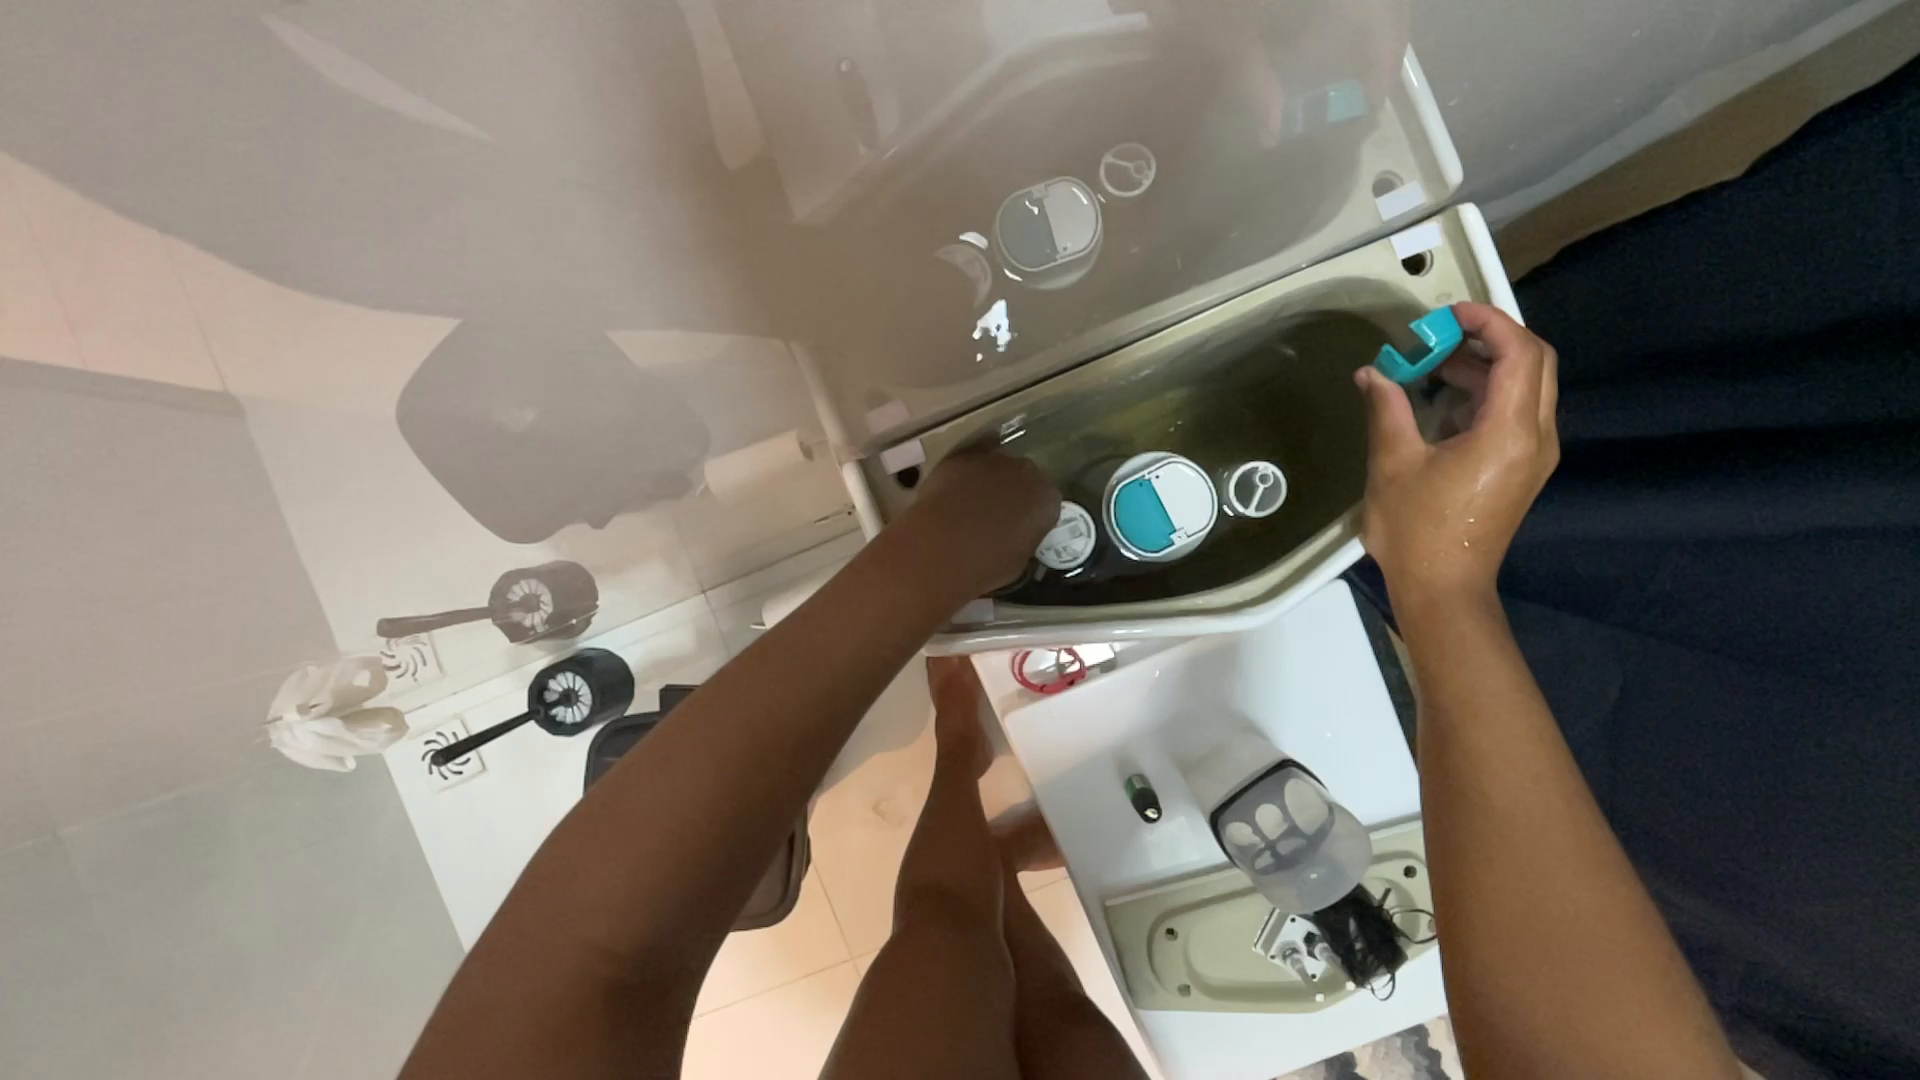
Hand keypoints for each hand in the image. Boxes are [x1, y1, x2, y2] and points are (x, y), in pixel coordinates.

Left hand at [897, 450, 1060, 596]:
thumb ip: (1023, 537)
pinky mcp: (963, 455)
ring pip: (996, 465)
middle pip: (1023, 477)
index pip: (1045, 502)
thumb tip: (1013, 534)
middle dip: (1011, 491)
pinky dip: (964, 472)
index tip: (1017, 527)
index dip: (1030, 514)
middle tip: (992, 513)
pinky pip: (969, 460)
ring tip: (968, 502)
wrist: (943, 549)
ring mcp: (994, 459)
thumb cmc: (986, 566)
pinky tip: (952, 490)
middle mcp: (1027, 472)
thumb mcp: (1018, 560)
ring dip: (988, 479)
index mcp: (1047, 500)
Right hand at [1354, 302, 1558, 604]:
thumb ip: (1387, 409)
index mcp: (1509, 432)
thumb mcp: (1392, 464)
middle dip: (1491, 338)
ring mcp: (1533, 455)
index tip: (1445, 315)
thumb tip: (1372, 373)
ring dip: (1485, 366)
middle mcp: (1536, 437)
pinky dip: (1485, 394)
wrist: (1443, 588)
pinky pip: (1515, 413)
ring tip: (1431, 364)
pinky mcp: (1521, 469)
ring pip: (1526, 387)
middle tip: (1440, 335)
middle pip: (1534, 362)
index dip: (1487, 322)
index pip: (1520, 353)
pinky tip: (1442, 400)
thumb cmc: (1416, 529)